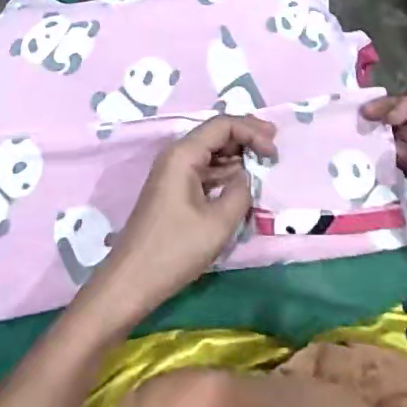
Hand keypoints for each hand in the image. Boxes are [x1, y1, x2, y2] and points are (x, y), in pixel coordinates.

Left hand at [98, 115, 277, 311]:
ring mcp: (173, 173)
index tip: (274, 151)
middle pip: (216, 134)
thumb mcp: (219, 222)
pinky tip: (241, 181)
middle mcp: (176, 155)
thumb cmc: (175, 250)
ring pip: (210, 152)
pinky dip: (225, 171)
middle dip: (246, 137)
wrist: (132, 281)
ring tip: (263, 163)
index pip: (223, 125)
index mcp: (184, 154)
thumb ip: (240, 191)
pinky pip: (204, 170)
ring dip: (237, 155)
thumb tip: (245, 177)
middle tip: (274, 147)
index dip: (252, 131)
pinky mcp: (173, 190)